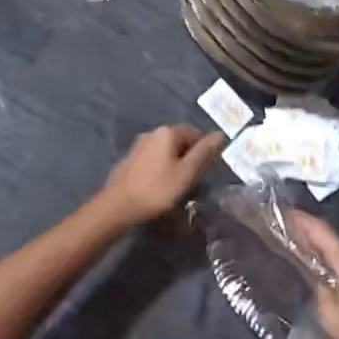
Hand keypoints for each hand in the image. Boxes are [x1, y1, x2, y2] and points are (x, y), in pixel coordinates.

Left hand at [92, 125, 227, 225]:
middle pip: (180, 139)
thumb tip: (220, 134)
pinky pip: (154, 158)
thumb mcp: (187, 173)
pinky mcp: (130, 159)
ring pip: (166, 150)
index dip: (205, 148)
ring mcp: (139, 145)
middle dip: (190, 155)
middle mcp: (152, 133)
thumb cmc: (157, 190)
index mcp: (168, 132)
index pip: (196, 132)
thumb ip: (204, 152)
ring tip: (180, 183)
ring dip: (176, 162)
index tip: (208, 168)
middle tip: (195, 177)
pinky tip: (161, 184)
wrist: (118, 206)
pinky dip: (162, 167)